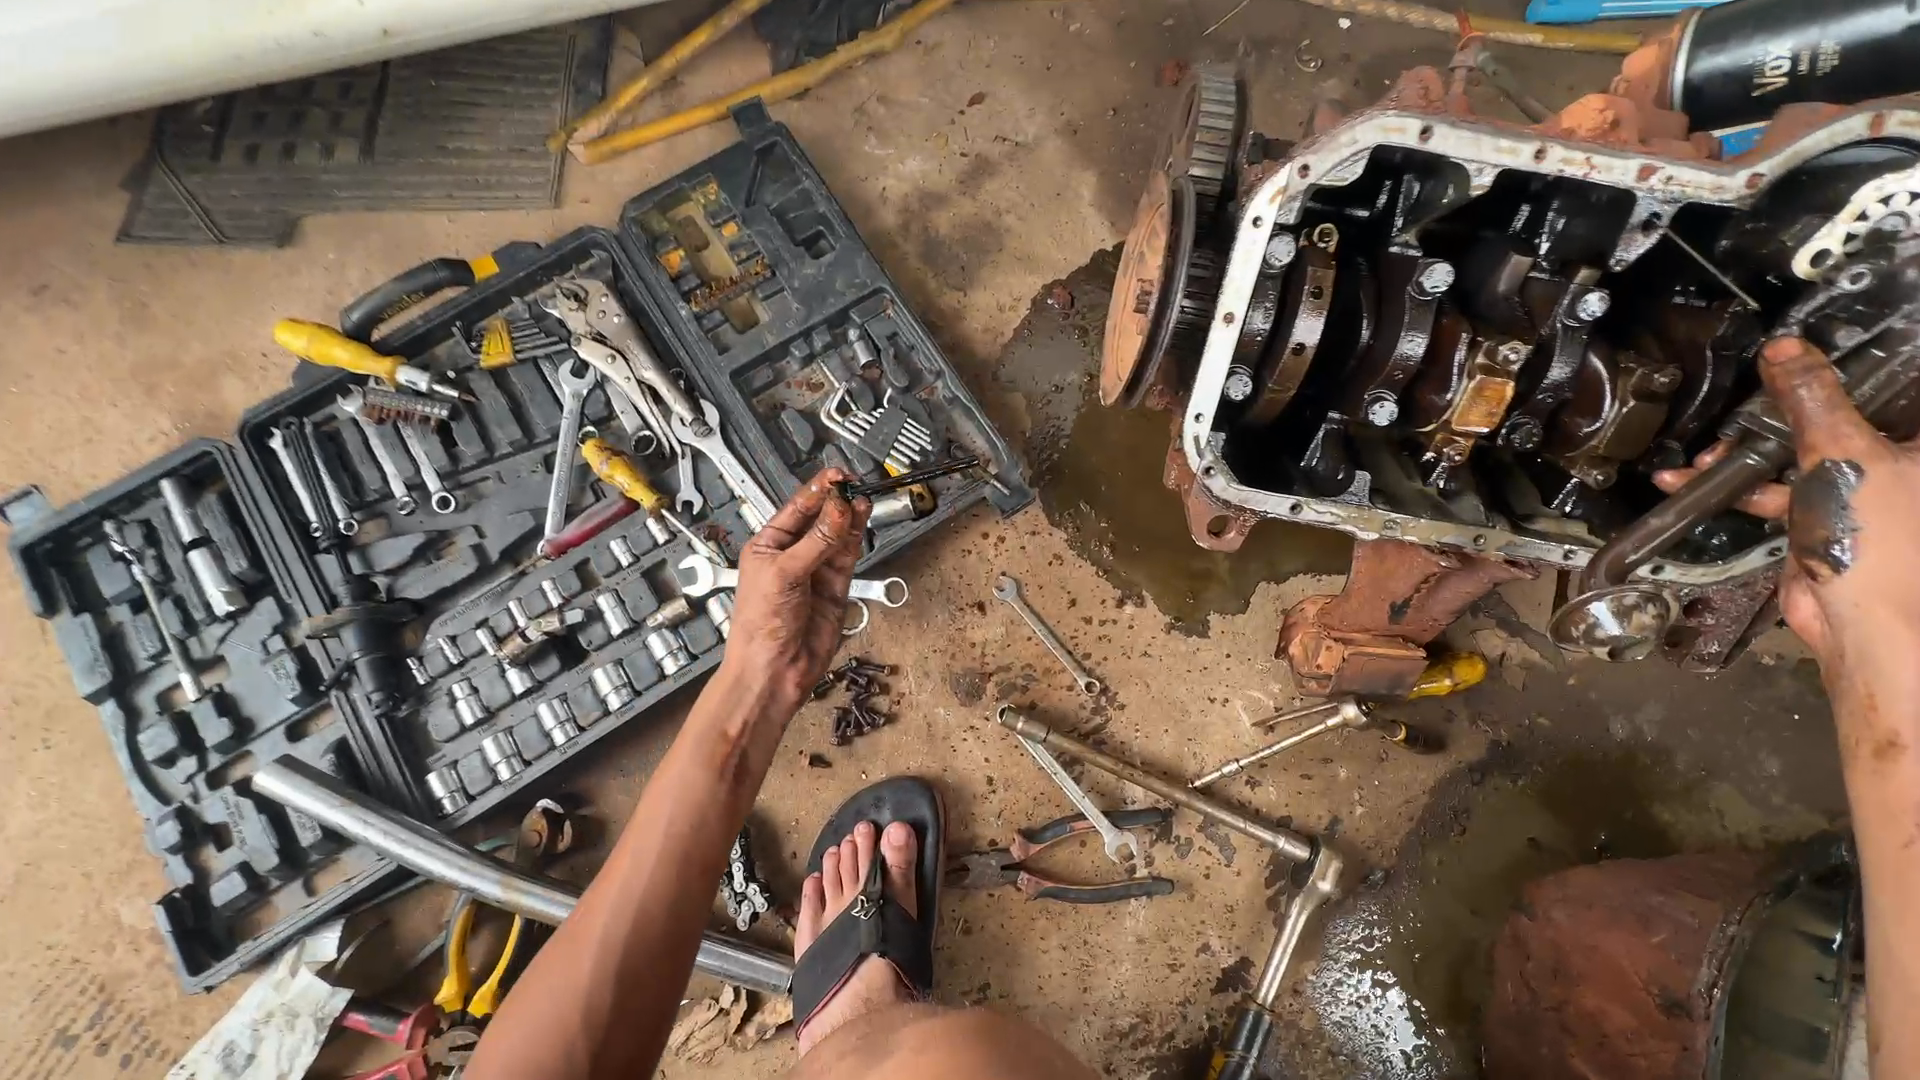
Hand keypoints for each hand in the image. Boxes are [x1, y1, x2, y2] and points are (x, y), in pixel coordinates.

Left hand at [715, 468, 870, 715]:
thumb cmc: (760, 625)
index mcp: (767, 546)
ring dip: (849, 517)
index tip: (837, 476)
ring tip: (863, 498)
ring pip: (837, 535)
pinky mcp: (836, 587)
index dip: (817, 491)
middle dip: (836, 502)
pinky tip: (862, 520)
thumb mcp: (785, 573)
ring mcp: (815, 571)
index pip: (796, 508)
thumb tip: (838, 509)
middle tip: (854, 485)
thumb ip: (817, 541)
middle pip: (819, 519)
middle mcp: (792, 555)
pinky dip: (856, 537)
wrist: (775, 669)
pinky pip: (847, 555)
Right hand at [1652, 337, 1919, 663]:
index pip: (1883, 387)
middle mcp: (1900, 461)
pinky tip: (1686, 481)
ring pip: (1795, 454)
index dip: (1837, 369)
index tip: (1790, 358)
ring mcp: (1860, 490)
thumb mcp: (1843, 453)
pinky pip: (1772, 489)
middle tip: (1738, 420)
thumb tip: (1786, 347)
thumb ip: (1812, 400)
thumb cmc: (1882, 537)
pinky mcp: (1821, 517)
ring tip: (1703, 459)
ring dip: (1741, 456)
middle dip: (1771, 420)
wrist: (1866, 620)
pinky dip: (1731, 487)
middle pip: (1830, 418)